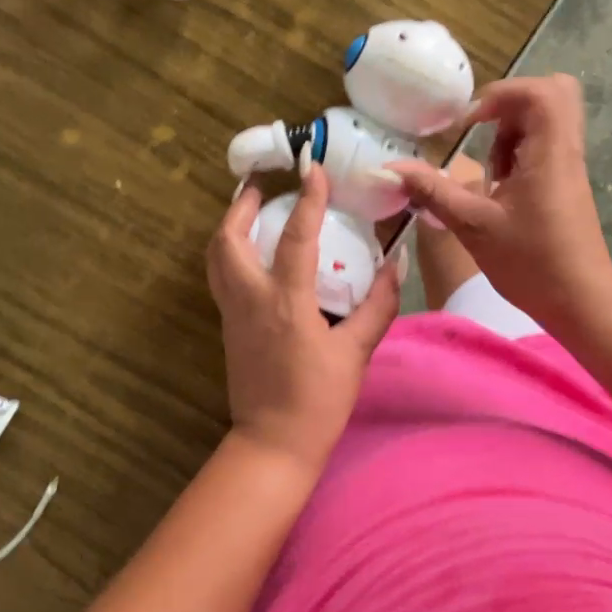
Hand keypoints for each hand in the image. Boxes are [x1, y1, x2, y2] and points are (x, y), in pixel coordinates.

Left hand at [206, 166, 401, 470]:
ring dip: (229, 226)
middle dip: (240, 204)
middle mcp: (250, 298)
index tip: (312, 170)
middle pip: (228, 237)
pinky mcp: (227, 325)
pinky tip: (251, 251)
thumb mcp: (356, 352)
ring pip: (216, 255)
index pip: (295, 237)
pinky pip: (220, 275)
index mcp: (286, 301)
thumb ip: (377, 305)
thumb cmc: (318, 400)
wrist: (273, 442)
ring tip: (249, 209)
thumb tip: (395, 264)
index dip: (306, 200)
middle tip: (259, 184)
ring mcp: (232, 311)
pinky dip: (230, 251)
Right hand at [387, 74, 611, 322]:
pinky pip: (545, 144)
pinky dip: (517, 152)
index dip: (502, 94)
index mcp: (550, 154)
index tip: (469, 123)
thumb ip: (432, 190)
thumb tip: (390, 168)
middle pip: (552, 95)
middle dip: (509, 104)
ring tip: (488, 169)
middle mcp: (565, 152)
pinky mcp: (566, 184)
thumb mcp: (472, 225)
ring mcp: (569, 167)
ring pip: (547, 120)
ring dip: (510, 131)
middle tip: (481, 131)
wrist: (581, 304)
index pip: (542, 92)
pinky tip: (498, 187)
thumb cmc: (530, 263)